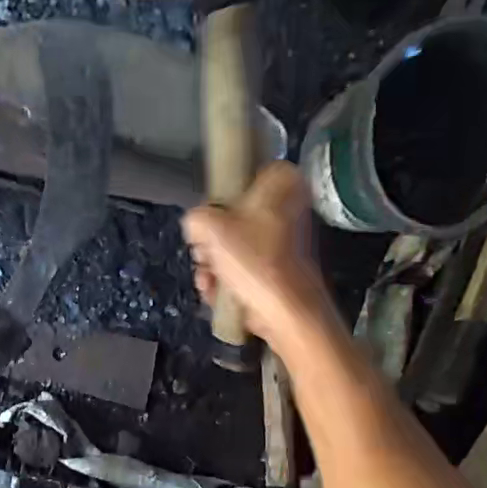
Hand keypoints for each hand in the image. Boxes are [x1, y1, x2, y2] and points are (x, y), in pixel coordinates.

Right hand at [181, 161, 340, 351]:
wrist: (287, 312)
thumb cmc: (256, 263)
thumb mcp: (211, 228)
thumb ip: (195, 218)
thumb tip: (197, 226)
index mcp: (283, 182)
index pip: (242, 175)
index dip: (219, 198)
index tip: (207, 218)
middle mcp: (290, 208)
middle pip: (234, 217)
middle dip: (212, 241)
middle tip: (204, 253)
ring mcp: (287, 243)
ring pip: (237, 247)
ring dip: (215, 265)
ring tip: (208, 279)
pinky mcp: (281, 273)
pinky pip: (246, 270)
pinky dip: (229, 282)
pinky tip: (216, 294)